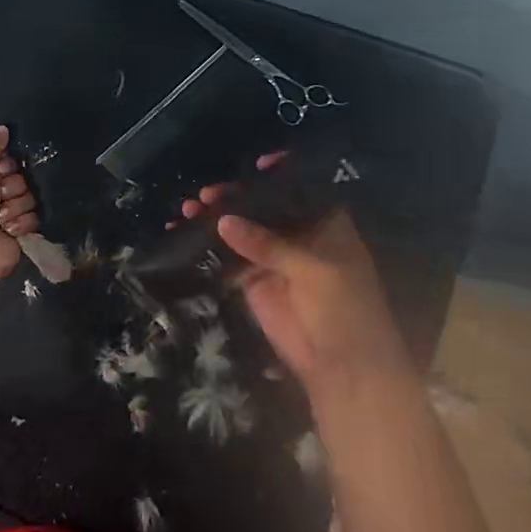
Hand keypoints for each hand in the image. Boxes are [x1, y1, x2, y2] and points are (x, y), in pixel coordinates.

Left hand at [0, 127, 37, 284]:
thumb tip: (3, 128)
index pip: (8, 161)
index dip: (7, 165)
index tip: (0, 171)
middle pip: (22, 179)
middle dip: (12, 188)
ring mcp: (8, 214)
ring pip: (30, 198)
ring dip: (16, 208)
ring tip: (0, 219)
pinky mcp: (20, 231)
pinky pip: (35, 218)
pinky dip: (22, 223)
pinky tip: (8, 231)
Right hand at [175, 155, 412, 394]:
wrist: (342, 367)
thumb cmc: (345, 309)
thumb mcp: (314, 269)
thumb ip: (268, 244)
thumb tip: (223, 222)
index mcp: (325, 223)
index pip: (301, 188)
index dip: (281, 174)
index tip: (255, 164)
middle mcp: (297, 234)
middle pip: (262, 206)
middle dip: (235, 196)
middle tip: (206, 194)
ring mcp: (273, 258)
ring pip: (240, 230)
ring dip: (215, 218)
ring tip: (189, 209)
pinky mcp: (253, 281)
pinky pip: (226, 258)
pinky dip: (206, 247)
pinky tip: (184, 234)